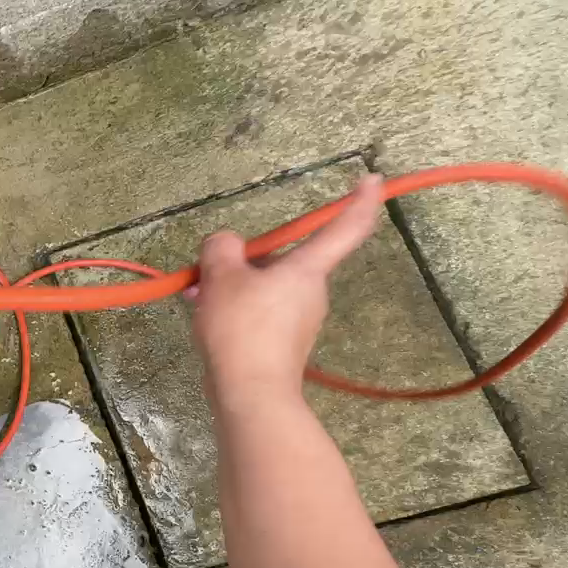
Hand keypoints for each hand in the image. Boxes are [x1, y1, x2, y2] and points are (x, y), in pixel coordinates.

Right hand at [189, 173, 384, 407]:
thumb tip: (223, 243)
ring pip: (263, 287)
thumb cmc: (241, 328)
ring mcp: (298, 318)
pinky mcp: (281, 341)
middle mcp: (310, 290)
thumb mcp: (220, 278)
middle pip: (282, 261)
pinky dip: (232, 308)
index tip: (371, 179)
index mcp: (306, 268)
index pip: (345, 227)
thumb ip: (220, 250)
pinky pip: (258, 311)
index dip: (360, 200)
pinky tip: (206, 318)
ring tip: (195, 298)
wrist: (250, 389)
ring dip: (230, 287)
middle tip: (206, 270)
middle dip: (244, 261)